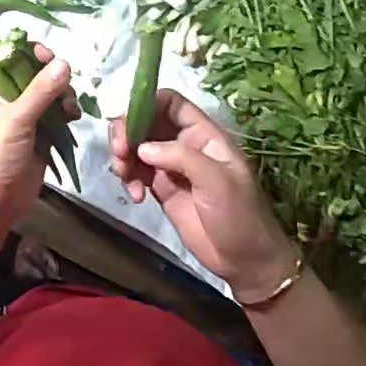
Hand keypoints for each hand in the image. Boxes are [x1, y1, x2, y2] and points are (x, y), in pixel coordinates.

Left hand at [0, 43, 78, 220]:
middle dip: (53, 75)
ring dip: (63, 94)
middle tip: (64, 85)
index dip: (29, 51)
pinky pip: (57, 112)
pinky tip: (73, 116)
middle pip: (35, 72)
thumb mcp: (17, 118)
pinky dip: (67, 110)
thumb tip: (64, 62)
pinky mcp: (40, 131)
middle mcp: (8, 96)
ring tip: (69, 108)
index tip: (48, 56)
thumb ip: (41, 90)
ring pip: (50, 91)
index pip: (10, 56)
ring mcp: (25, 114)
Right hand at [109, 90, 297, 298]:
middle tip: (119, 152)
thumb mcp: (218, 182)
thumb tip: (141, 147)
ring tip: (124, 176)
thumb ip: (181, 157)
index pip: (170, 102)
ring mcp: (169, 165)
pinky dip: (127, 178)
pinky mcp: (159, 187)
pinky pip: (134, 171)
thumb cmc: (240, 216)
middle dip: (126, 132)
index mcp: (202, 135)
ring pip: (135, 145)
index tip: (127, 121)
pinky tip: (134, 196)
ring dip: (122, 155)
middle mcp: (183, 144)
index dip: (146, 102)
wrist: (246, 263)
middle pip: (144, 121)